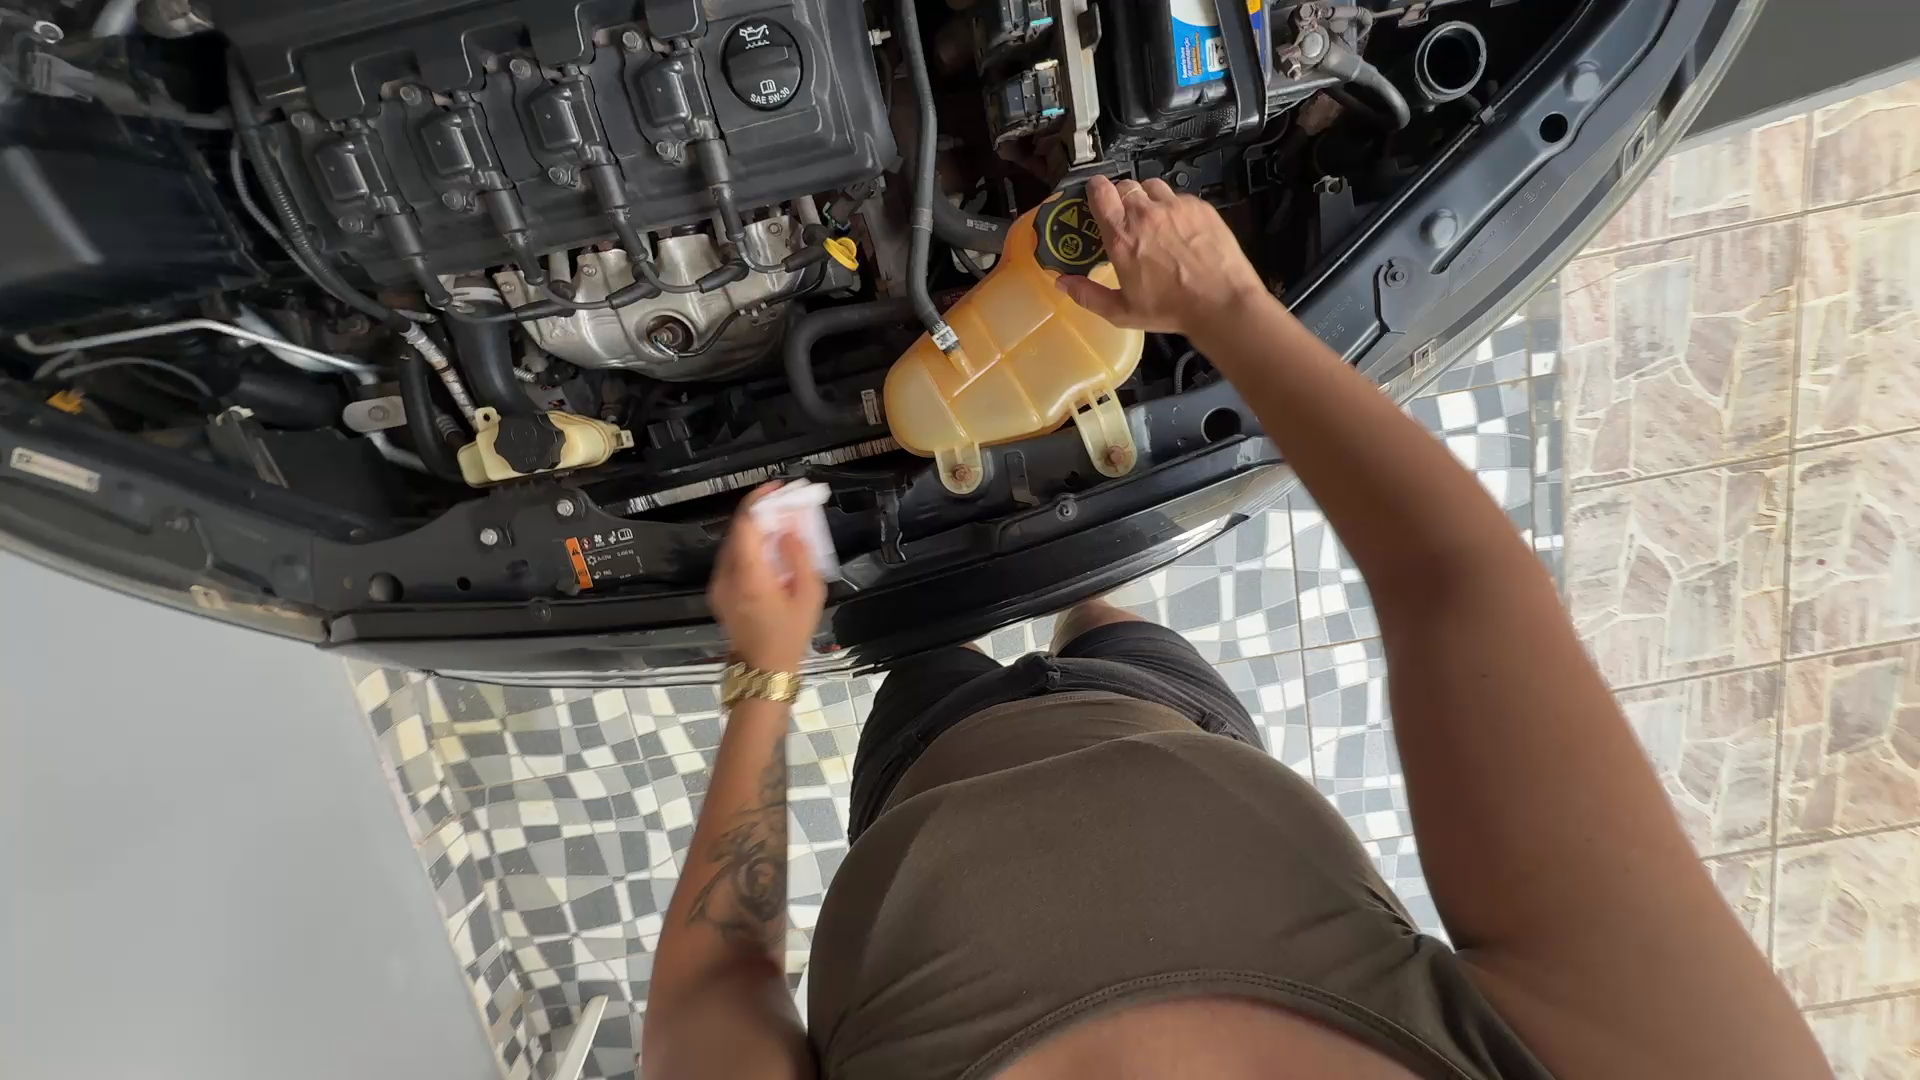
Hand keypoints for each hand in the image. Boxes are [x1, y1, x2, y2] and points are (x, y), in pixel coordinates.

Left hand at [708, 483, 827, 672]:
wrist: (764, 671)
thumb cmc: (790, 637)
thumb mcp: (809, 596)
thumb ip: (800, 557)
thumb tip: (791, 528)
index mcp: (749, 577)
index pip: (746, 526)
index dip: (760, 502)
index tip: (777, 488)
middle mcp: (727, 576)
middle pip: (739, 532)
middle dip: (763, 514)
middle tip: (787, 507)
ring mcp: (719, 585)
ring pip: (735, 544)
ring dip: (757, 531)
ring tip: (784, 527)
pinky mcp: (719, 591)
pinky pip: (734, 559)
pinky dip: (752, 548)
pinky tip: (772, 551)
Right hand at [1055, 174, 1269, 336]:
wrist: (1219, 302)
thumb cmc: (1169, 310)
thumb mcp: (1122, 312)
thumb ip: (1088, 295)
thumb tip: (1062, 283)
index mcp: (1122, 238)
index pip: (1101, 192)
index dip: (1095, 189)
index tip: (1094, 195)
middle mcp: (1146, 215)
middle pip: (1125, 185)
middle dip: (1119, 197)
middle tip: (1122, 217)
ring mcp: (1175, 207)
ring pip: (1151, 186)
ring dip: (1145, 198)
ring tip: (1150, 220)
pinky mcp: (1199, 207)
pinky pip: (1178, 197)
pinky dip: (1171, 207)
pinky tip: (1176, 229)